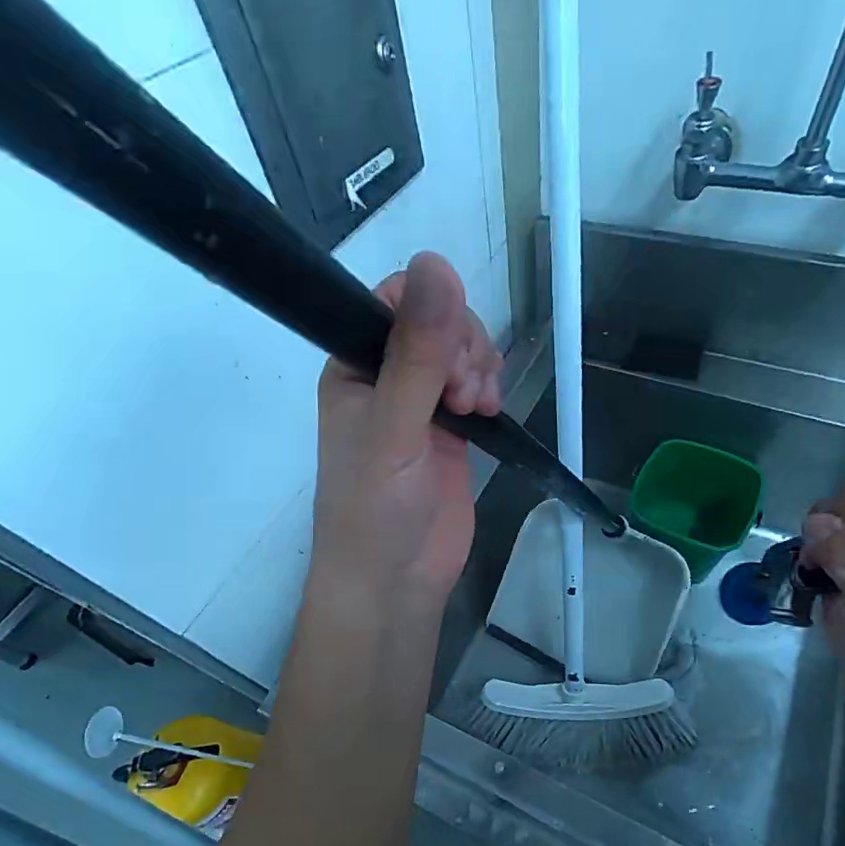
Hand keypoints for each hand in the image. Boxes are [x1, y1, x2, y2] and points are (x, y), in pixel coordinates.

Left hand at [309, 252, 503, 602]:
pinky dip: (489, 389)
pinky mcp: (451, 429)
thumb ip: (417, 353)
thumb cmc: (375, 506)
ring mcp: (422, 403)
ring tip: (478, 408)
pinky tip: (489, 413)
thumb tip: (438, 266)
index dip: (434, 315)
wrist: (395, 579)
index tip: (452, 357)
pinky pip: (476, 385)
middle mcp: (388, 376)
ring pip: (462, 351)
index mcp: (355, 364)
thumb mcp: (393, 426)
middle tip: (464, 397)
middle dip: (464, 348)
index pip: (396, 301)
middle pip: (439, 322)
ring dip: (480, 368)